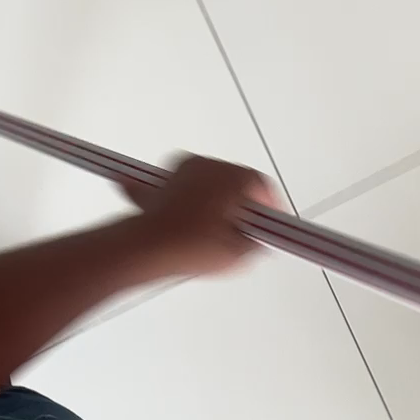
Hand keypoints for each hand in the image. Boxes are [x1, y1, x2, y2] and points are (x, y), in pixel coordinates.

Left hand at [120, 155, 274, 277]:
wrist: (149, 244)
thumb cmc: (188, 243)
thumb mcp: (238, 254)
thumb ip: (254, 241)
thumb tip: (254, 239)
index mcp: (231, 177)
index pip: (261, 184)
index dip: (269, 205)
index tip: (270, 220)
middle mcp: (207, 165)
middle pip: (234, 178)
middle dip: (240, 200)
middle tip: (243, 225)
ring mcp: (182, 167)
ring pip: (209, 178)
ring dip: (215, 197)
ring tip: (214, 225)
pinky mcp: (163, 177)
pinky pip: (184, 182)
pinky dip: (189, 195)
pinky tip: (190, 215)